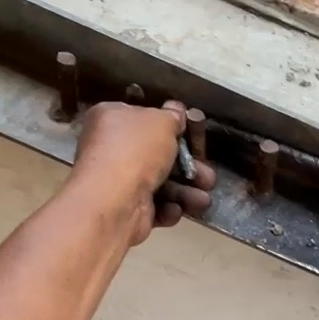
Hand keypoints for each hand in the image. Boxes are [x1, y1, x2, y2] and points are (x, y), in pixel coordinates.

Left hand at [67, 101, 213, 244]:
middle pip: (157, 155)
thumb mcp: (163, 122)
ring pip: (159, 183)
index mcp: (111, 119)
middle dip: (188, 168)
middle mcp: (110, 148)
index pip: (143, 118)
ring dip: (185, 191)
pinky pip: (152, 205)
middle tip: (208, 177)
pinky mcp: (123, 209)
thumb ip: (173, 116)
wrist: (114, 201)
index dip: (169, 127)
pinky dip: (167, 208)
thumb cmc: (136, 151)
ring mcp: (115, 181)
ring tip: (203, 200)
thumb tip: (176, 110)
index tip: (191, 136)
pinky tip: (176, 209)